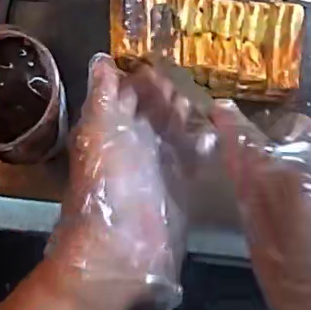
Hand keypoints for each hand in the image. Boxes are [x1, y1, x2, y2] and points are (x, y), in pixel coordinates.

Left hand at [45, 54, 190, 309]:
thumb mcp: (98, 131)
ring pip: (176, 128)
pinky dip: (203, 145)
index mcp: (112, 125)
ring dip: (186, 115)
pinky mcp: (180, 184)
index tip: (161, 63)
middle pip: (155, 107)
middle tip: (183, 84)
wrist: (118, 250)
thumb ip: (103, 96)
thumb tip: (101, 58)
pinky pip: (194, 157)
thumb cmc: (104, 184)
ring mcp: (158, 162)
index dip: (143, 76)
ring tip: (198, 104)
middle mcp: (135, 140)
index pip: (129, 91)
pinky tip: (212, 136)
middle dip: (169, 93)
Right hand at [212, 104, 310, 309]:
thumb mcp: (265, 253)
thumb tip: (238, 162)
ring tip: (278, 189)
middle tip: (253, 160)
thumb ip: (252, 200)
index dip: (232, 123)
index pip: (253, 138)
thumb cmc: (309, 299)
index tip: (219, 110)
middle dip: (271, 135)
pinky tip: (305, 210)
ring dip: (291, 156)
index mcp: (290, 180)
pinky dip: (309, 176)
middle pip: (292, 129)